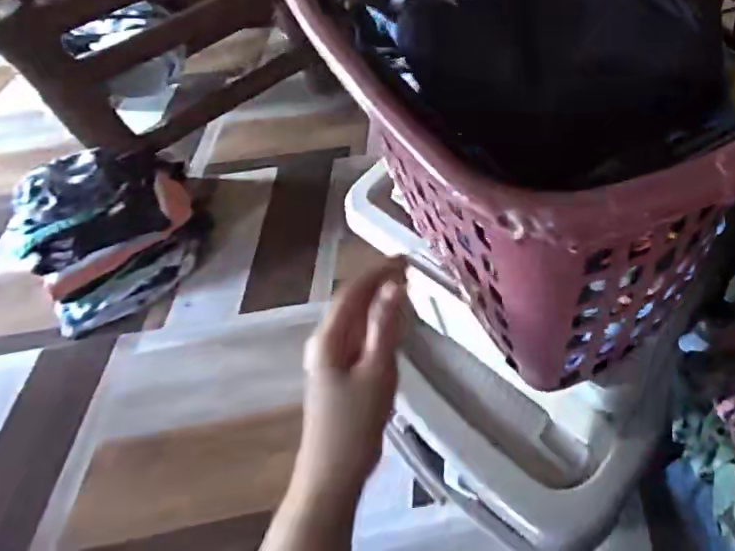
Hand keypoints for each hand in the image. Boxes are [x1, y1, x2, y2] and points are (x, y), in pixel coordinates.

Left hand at [298, 256, 407, 493]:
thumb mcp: (378, 370)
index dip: (378, 270)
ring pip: (354, 316)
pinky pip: (357, 332)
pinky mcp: (337, 372)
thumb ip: (386, 325)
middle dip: (378, 280)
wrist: (332, 475)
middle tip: (410, 268)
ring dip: (377, 298)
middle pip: (351, 301)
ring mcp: (328, 358)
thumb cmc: (355, 422)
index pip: (353, 291)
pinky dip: (375, 318)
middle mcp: (323, 342)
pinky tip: (392, 321)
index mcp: (328, 338)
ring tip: (405, 286)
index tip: (406, 258)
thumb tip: (394, 285)